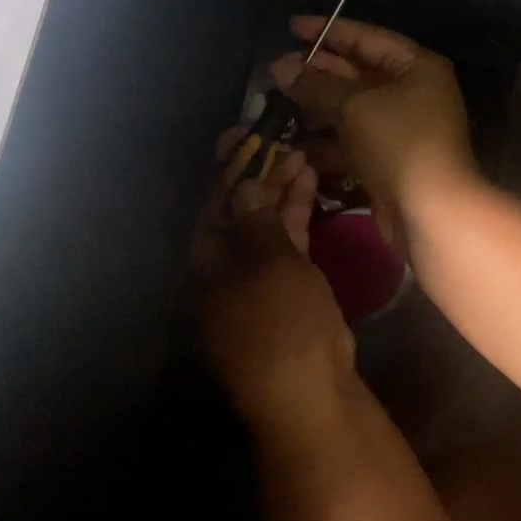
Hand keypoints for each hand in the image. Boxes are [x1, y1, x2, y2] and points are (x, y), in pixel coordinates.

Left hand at [189, 139, 354, 427]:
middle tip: (282, 138)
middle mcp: (226, 270)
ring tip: (304, 155)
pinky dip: (298, 215)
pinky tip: (312, 190)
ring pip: (266, 225)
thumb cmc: (281, 321)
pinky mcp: (289, 289)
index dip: (231, 169)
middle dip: (260, 176)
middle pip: (240, 213)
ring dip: (283, 191)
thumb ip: (259, 222)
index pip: (215, 206)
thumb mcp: (271, 265)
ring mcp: (258, 280)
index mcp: (207, 265)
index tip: (245, 135)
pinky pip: (288, 242)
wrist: (308, 384)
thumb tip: (243, 186)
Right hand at [271, 18, 480, 214]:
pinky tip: (289, 140)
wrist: (430, 209)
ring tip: (272, 103)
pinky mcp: (388, 158)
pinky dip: (324, 139)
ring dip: (315, 106)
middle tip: (273, 70)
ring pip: (351, 108)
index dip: (330, 30)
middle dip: (317, 71)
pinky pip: (351, 139)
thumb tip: (282, 67)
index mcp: (418, 67)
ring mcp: (402, 127)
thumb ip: (316, 85)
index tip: (290, 26)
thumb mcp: (355, 105)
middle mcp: (414, 91)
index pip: (370, 38)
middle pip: (359, 73)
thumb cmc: (400, 142)